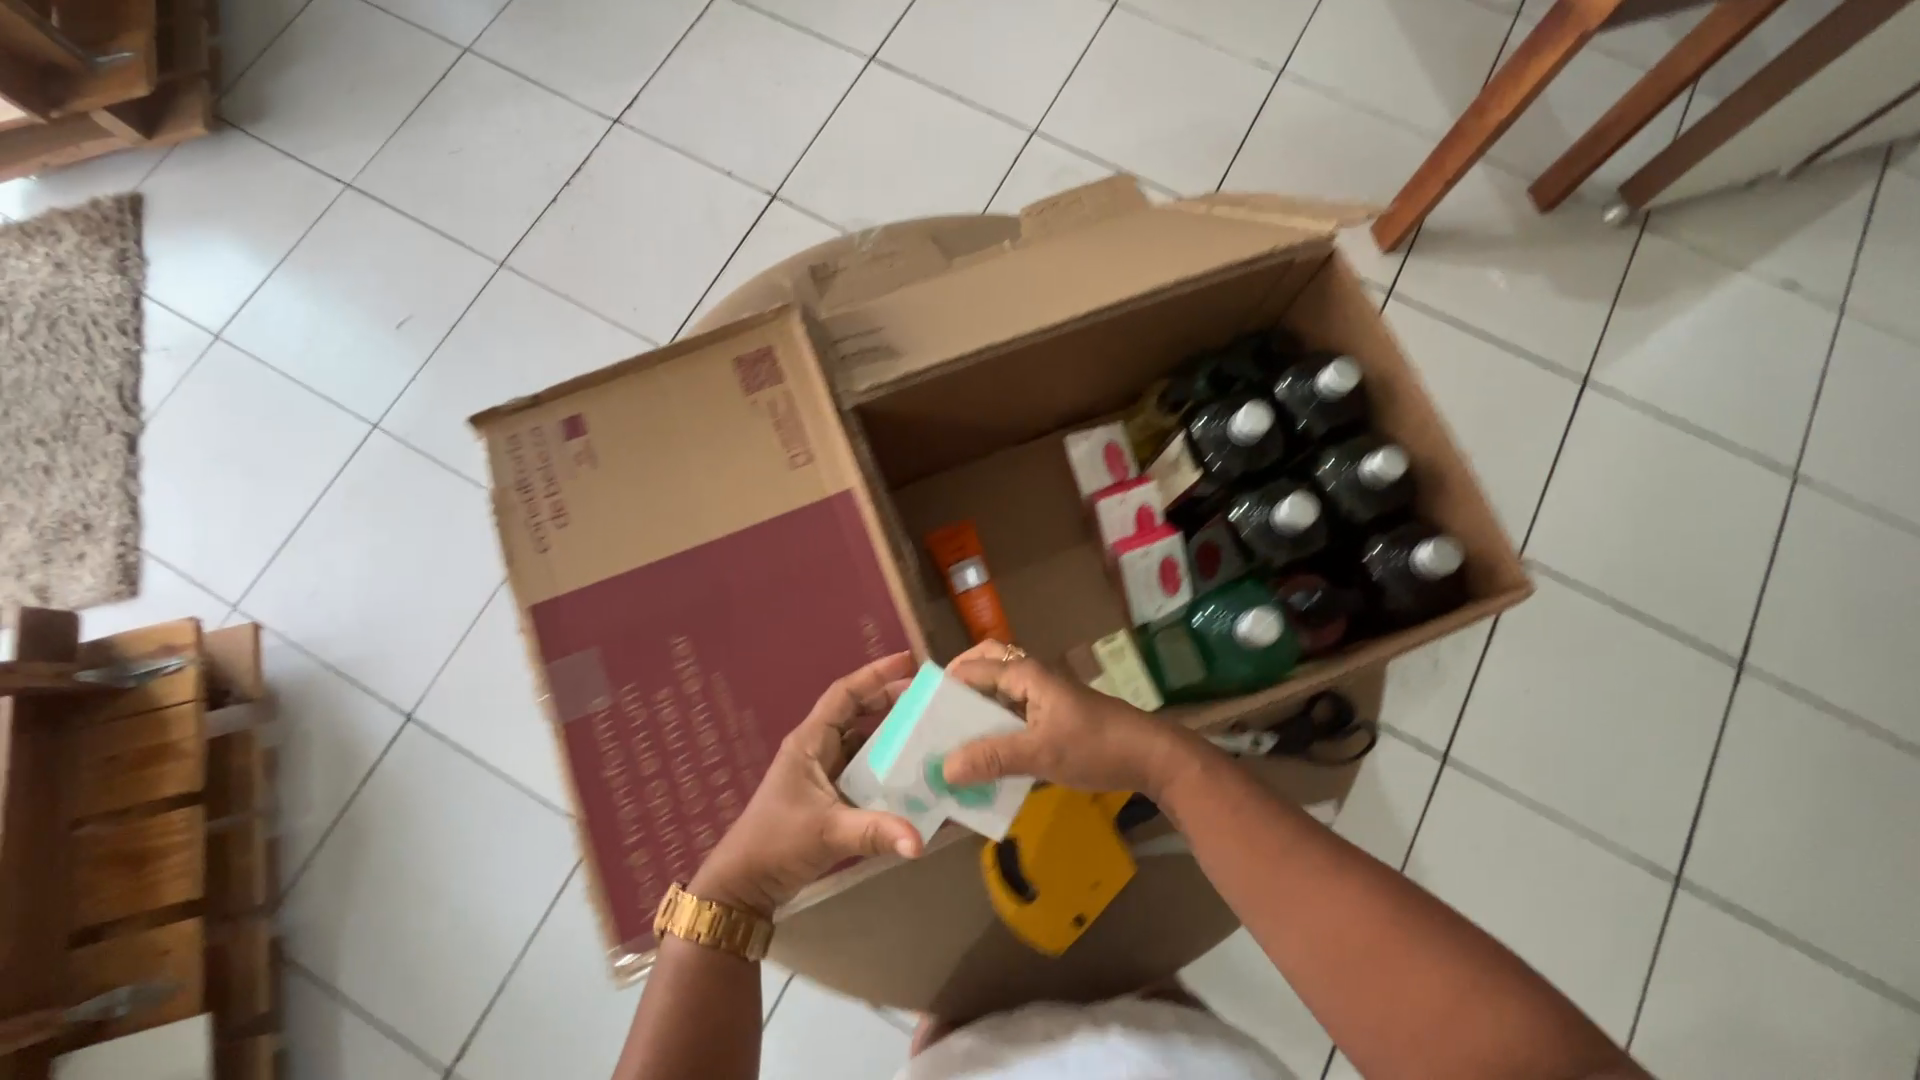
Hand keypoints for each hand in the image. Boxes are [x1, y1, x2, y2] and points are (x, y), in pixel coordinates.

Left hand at [691, 652, 924, 916]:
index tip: (909, 661)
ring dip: (892, 735)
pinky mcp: (830, 796)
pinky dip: (887, 768)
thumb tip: (920, 842)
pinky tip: (914, 776)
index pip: (844, 694)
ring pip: (863, 742)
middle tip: (930, 700)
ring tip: (930, 732)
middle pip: (857, 712)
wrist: (745, 885)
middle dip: (891, 701)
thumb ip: (875, 833)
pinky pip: (864, 771)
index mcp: (809, 742)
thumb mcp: (828, 834)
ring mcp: (824, 773)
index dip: (875, 675)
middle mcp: (817, 750)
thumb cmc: (776, 845)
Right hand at [939, 639, 1208, 798]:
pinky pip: (1012, 715)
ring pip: (998, 694)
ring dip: (975, 711)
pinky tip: (983, 757)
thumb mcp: (1040, 753)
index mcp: (1025, 674)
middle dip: (957, 688)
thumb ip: (992, 758)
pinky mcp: (1051, 718)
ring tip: (949, 739)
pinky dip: (993, 727)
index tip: (915, 711)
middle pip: (985, 669)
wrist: (1150, 757)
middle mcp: (1030, 678)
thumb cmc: (1095, 745)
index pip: (971, 669)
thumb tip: (944, 768)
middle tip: (934, 718)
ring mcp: (1042, 698)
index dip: (942, 686)